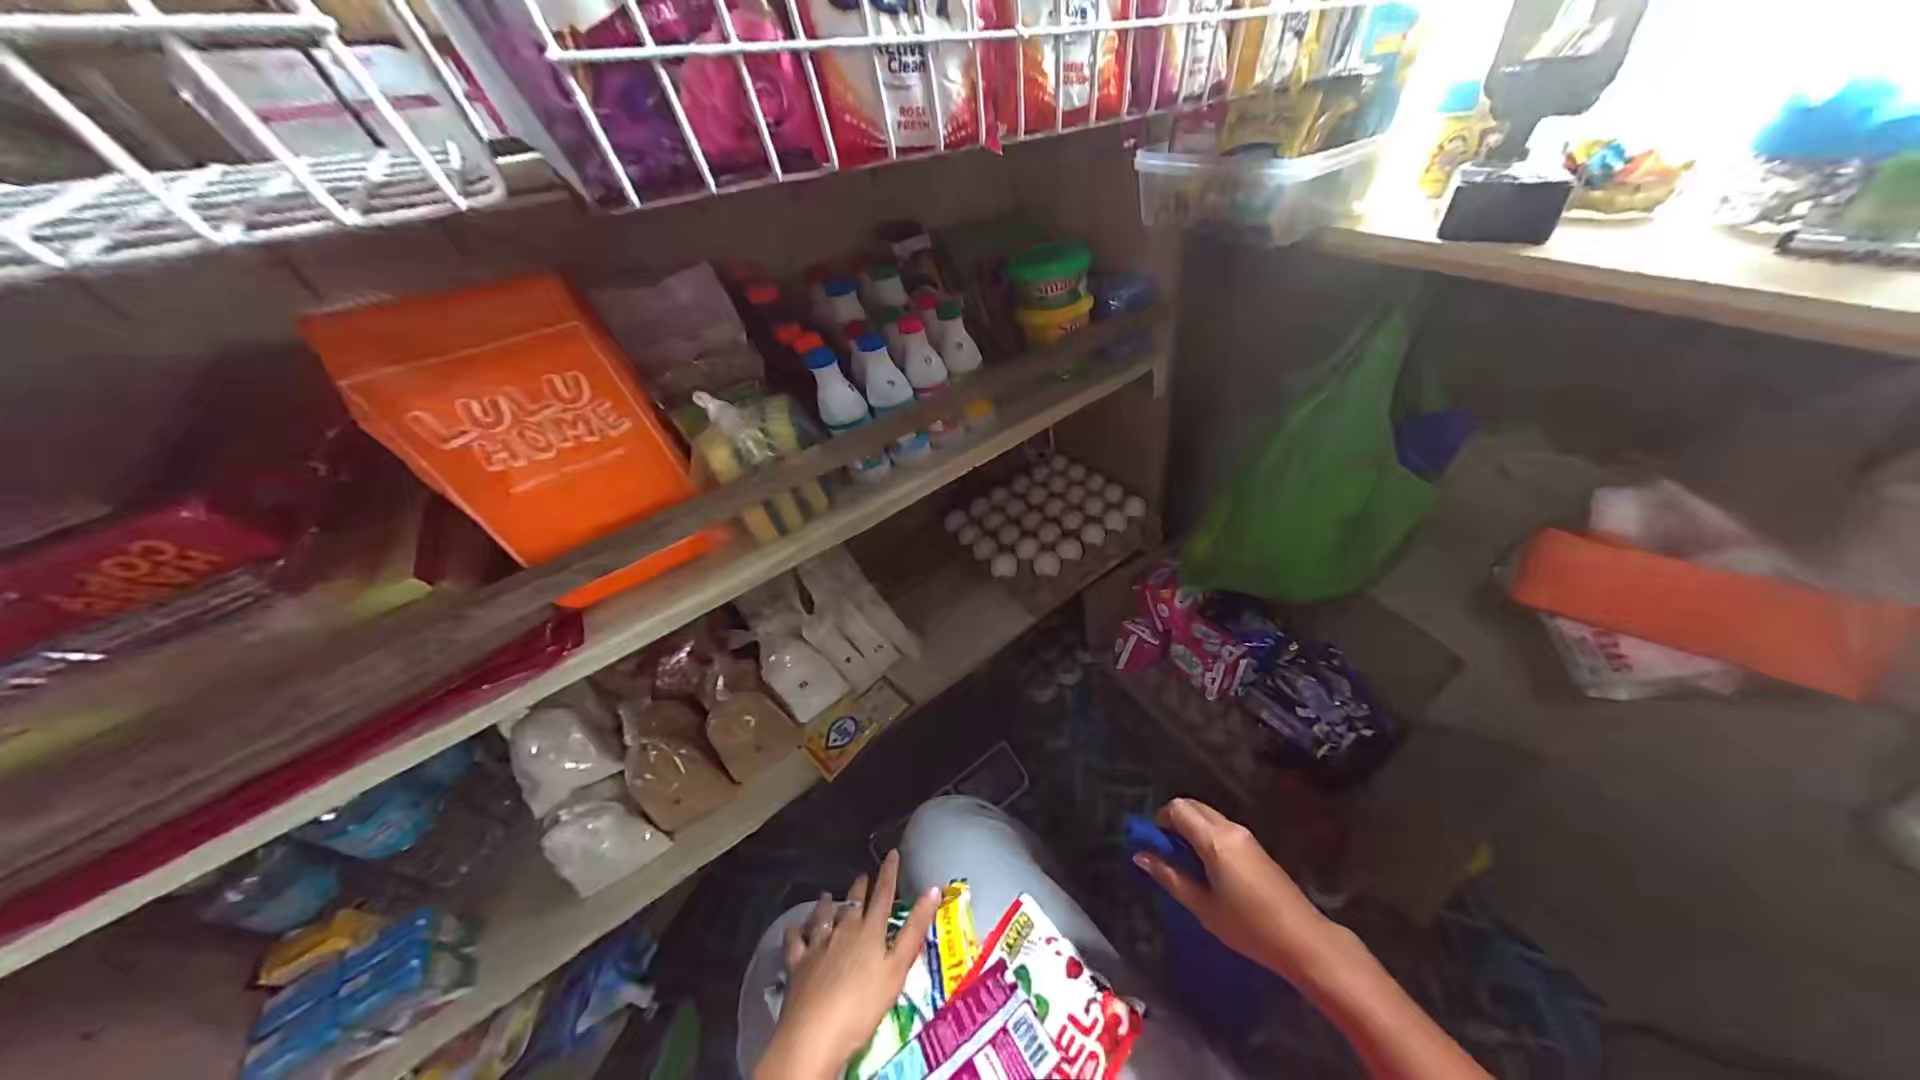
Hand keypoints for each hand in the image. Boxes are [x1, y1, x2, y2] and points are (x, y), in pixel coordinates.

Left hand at [755, 850, 939, 1079]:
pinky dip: (796, 931)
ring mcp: (818, 945)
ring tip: (827, 894)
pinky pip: (795, 940)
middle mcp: (843, 929)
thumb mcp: (897, 969)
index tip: (892, 853)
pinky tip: (794, 927)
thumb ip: (914, 929)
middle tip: (863, 876)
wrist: (815, 1032)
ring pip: (823, 916)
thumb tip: (932, 890)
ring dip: (827, 904)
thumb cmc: (863, 1004)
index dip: (889, 873)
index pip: (883, 894)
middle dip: (860, 887)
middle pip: (854, 902)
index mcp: (869, 930)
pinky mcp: (798, 963)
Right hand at [1131, 798, 1337, 981]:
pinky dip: (1206, 836)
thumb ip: (1170, 877)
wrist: (1304, 940)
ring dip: (1190, 829)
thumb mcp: (1203, 907)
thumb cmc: (1249, 927)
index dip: (1159, 820)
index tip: (1153, 845)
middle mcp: (1230, 829)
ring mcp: (1246, 836)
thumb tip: (1141, 856)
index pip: (1177, 808)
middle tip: (1166, 853)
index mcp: (1215, 840)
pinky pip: (1221, 828)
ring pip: (1207, 816)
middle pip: (1192, 806)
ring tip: (1186, 864)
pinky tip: (1208, 868)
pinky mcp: (1255, 847)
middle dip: (1173, 821)